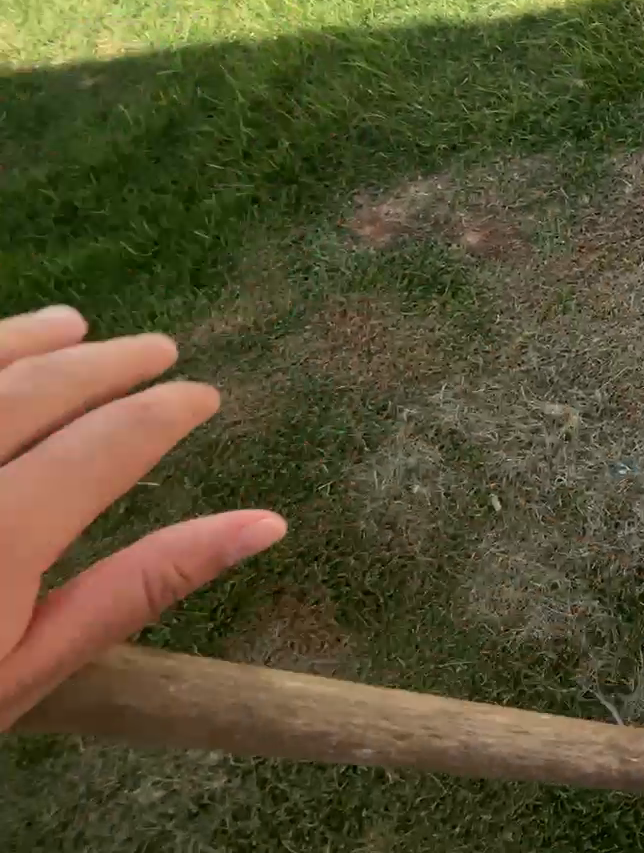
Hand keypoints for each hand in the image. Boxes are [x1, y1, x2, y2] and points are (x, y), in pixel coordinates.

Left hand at [0, 306, 285, 728]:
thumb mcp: (21, 671)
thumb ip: (139, 587)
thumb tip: (266, 524)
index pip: (108, 444)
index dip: (166, 410)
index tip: (202, 397)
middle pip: (28, 392)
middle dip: (104, 362)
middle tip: (155, 348)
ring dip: (13, 340)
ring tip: (64, 324)